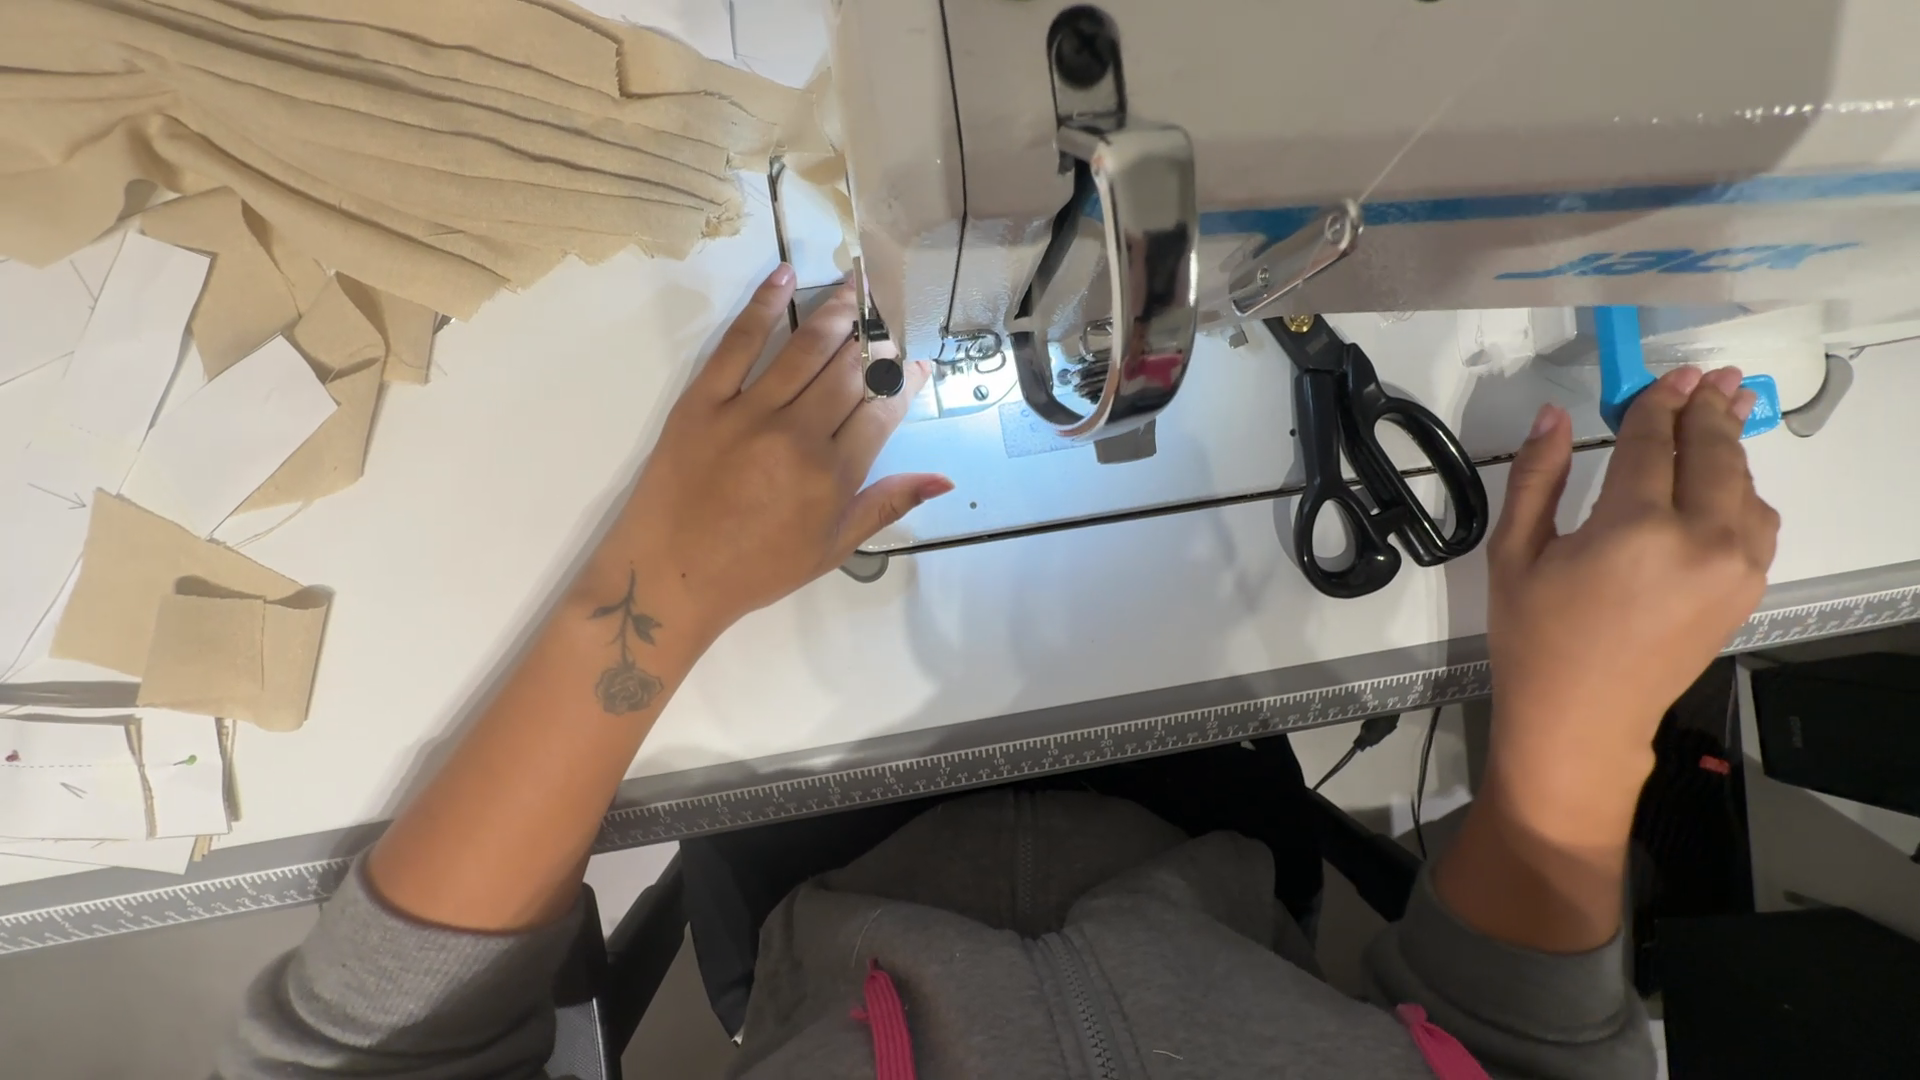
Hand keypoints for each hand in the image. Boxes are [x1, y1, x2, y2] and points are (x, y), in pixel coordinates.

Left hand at [580, 265, 949, 639]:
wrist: (670, 577)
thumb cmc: (757, 570)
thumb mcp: (832, 549)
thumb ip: (886, 506)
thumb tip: (943, 479)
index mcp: (833, 475)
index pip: (882, 410)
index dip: (905, 382)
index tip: (916, 364)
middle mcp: (798, 435)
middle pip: (850, 371)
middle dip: (876, 342)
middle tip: (887, 322)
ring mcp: (748, 412)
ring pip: (804, 348)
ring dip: (836, 312)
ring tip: (854, 285)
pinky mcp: (703, 400)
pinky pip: (737, 343)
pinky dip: (764, 306)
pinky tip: (785, 277)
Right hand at [1486, 366, 1779, 829]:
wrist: (1581, 711)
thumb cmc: (1532, 632)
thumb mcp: (1513, 552)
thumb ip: (1535, 478)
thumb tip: (1551, 418)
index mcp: (1634, 526)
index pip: (1654, 443)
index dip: (1657, 405)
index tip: (1665, 375)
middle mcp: (1702, 537)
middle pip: (1714, 454)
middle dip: (1708, 411)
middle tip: (1712, 376)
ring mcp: (1736, 564)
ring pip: (1745, 485)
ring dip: (1731, 447)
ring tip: (1725, 413)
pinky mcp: (1748, 587)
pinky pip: (1758, 521)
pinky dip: (1742, 490)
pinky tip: (1726, 480)